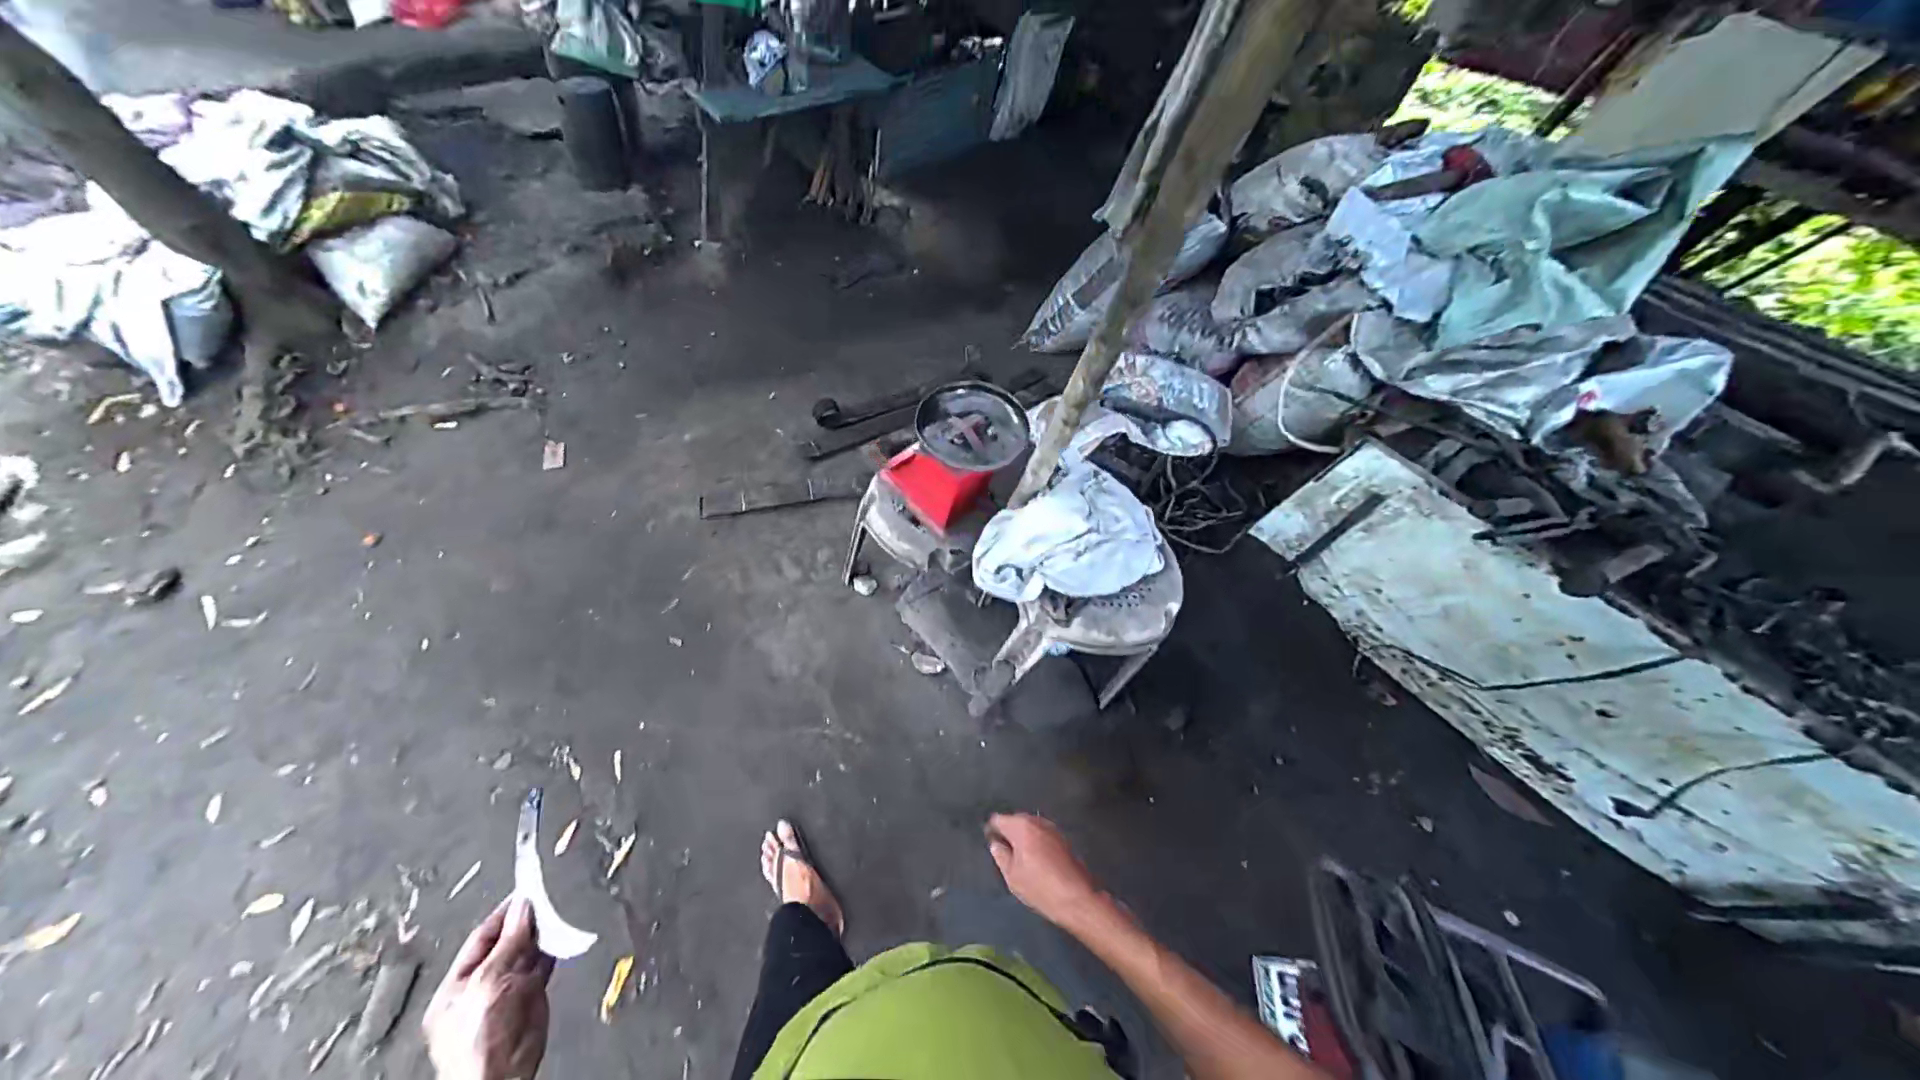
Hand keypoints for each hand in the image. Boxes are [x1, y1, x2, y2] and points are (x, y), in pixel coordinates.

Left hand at [423, 897, 553, 1079]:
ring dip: (542, 932)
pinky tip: (563, 934)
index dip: (505, 913)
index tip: (527, 890)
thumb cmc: (478, 1037)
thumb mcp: (489, 980)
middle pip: (507, 942)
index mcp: (458, 983)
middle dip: (525, 921)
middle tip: (547, 896)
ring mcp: (507, 990)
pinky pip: (543, 964)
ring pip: (527, 951)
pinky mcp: (531, 995)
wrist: (500, 1076)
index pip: (483, 937)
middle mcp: (482, 983)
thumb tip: (524, 905)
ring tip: (558, 910)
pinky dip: (554, 948)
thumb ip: (509, 941)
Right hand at [986, 813, 1107, 930]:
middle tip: (1004, 852)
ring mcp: (1053, 829)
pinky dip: (1036, 842)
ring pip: (1031, 827)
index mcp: (1021, 827)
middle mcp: (1038, 821)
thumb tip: (996, 844)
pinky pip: (1042, 835)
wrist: (1077, 898)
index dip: (991, 829)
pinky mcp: (1064, 839)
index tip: (990, 841)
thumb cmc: (1040, 887)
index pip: (999, 819)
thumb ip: (1001, 856)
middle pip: (1016, 820)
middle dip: (1008, 832)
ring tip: (1020, 858)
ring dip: (1023, 837)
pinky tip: (1036, 860)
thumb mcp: (1012, 876)